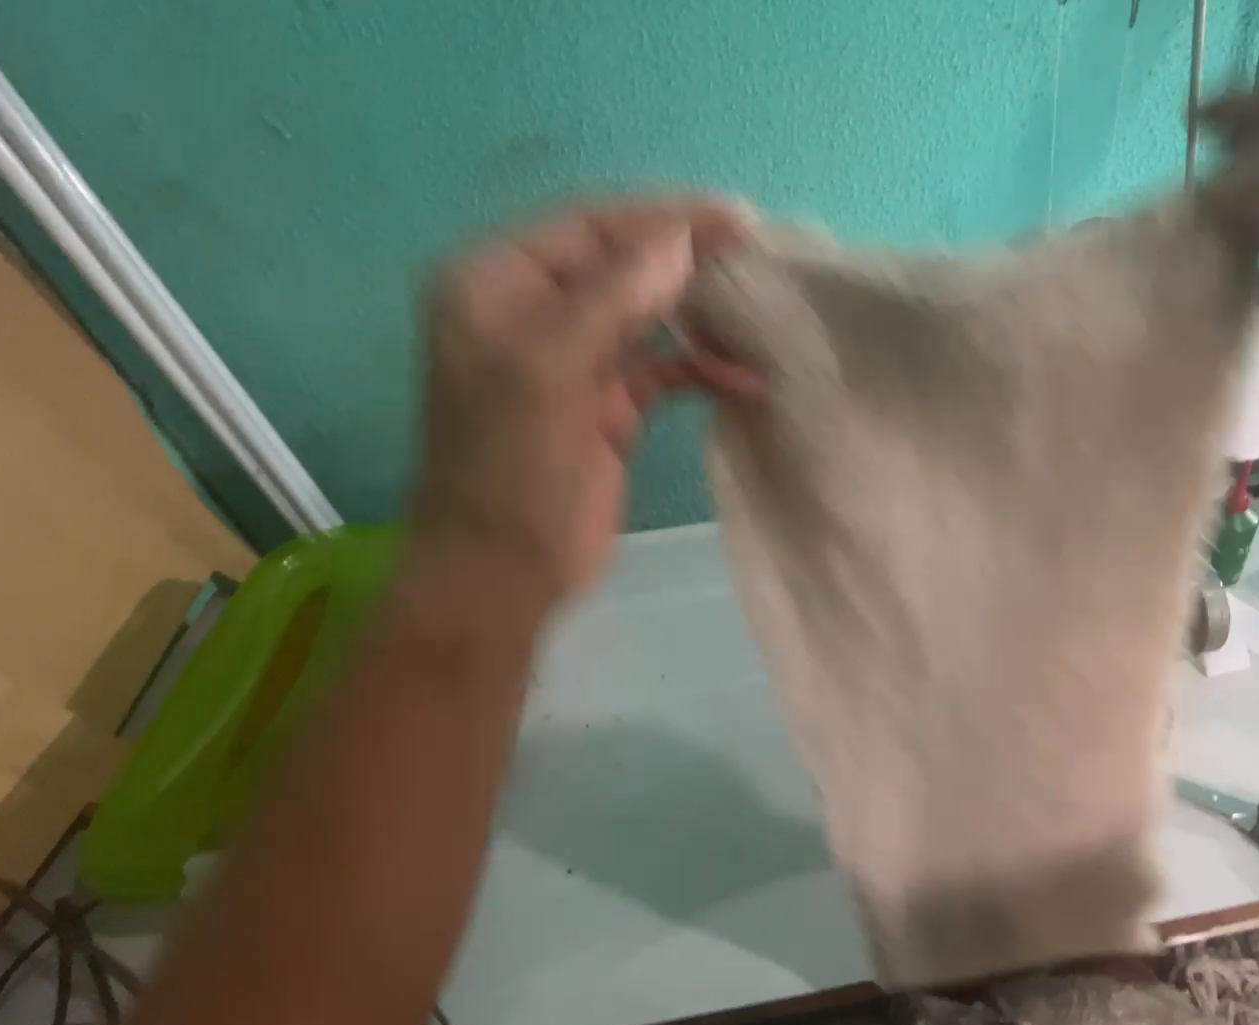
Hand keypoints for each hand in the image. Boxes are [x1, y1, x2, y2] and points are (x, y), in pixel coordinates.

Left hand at [411, 197, 763, 602]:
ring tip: (760, 314)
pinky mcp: (610, 407)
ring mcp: (575, 362)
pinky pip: (664, 371)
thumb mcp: (550, 370)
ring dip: (702, 317)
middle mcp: (535, 312)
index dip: (661, 218)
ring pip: (649, 317)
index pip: (589, 228)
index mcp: (497, 283)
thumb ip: (613, 297)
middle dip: (688, 262)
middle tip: (759, 258)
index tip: (734, 219)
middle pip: (623, 266)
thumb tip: (680, 240)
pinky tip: (745, 380)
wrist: (503, 573)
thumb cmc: (509, 468)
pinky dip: (703, 371)